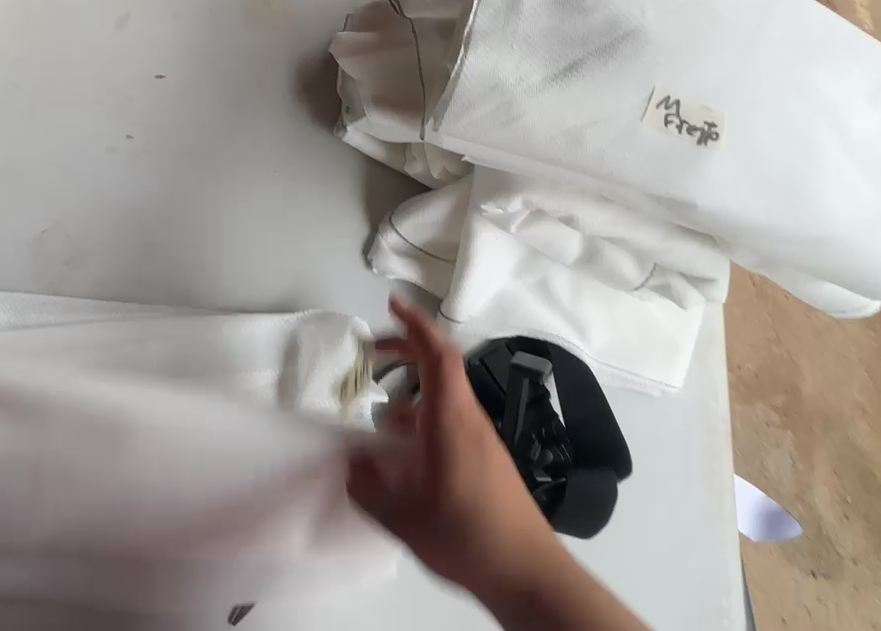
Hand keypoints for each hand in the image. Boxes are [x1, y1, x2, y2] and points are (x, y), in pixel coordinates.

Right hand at [348, 295, 565, 601]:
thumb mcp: (401, 515)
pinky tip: (404, 448)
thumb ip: (367, 485)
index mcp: (450, 418)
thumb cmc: (466, 534)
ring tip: (378, 408)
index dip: (414, 323)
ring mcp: (481, 440)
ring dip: (411, 389)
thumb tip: (351, 462)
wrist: (529, 577)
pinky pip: (450, 419)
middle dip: (405, 349)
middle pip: (440, 366)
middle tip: (372, 350)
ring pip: (444, 396)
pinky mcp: (486, 460)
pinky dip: (422, 416)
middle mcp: (468, 420)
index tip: (392, 303)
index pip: (437, 354)